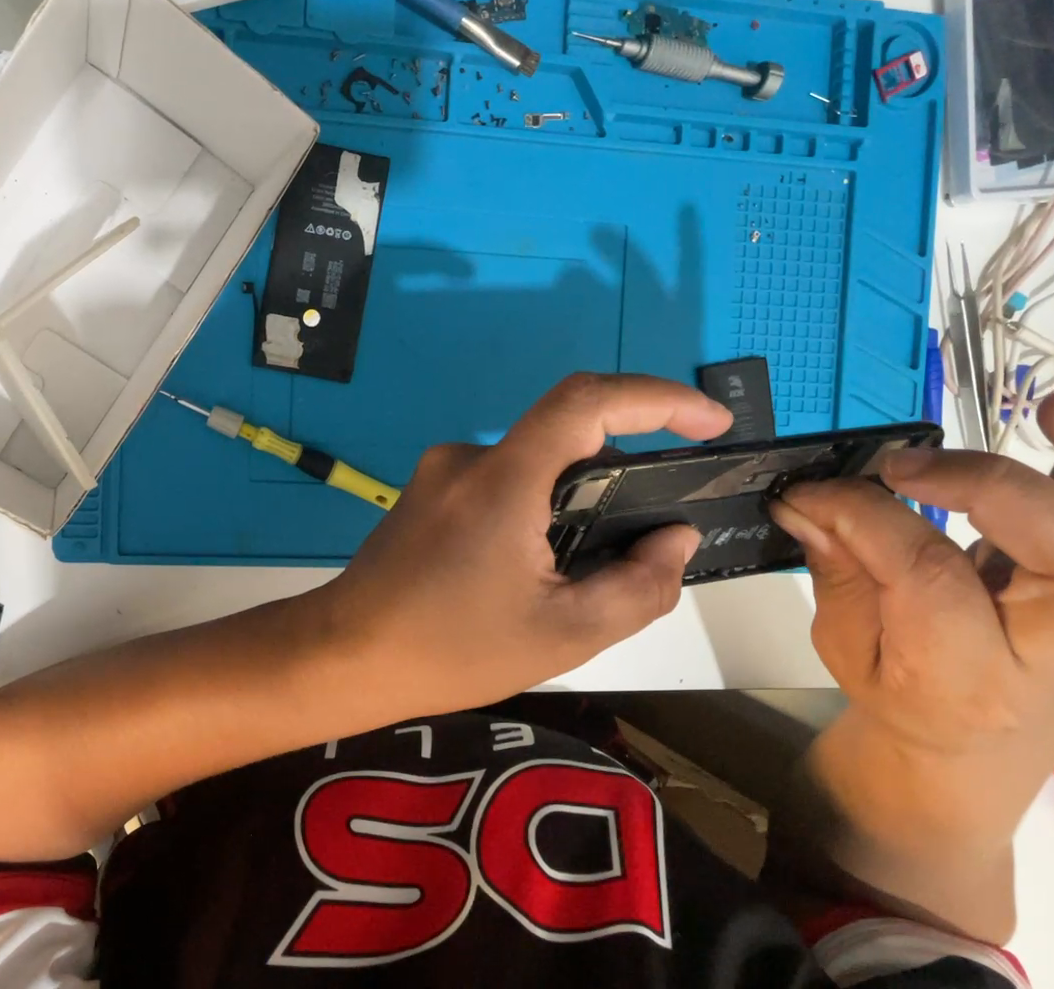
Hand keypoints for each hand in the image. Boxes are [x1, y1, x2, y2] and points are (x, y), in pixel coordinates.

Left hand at [322, 374, 732, 715]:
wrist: (345, 656)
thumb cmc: (451, 649)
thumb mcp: (564, 632)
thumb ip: (638, 584)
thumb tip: (673, 538)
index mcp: (502, 479)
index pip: (586, 400)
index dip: (656, 397)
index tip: (708, 422)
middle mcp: (466, 459)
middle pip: (562, 438)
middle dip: (620, 474)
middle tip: (648, 539)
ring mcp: (438, 475)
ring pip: (531, 467)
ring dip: (574, 501)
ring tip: (588, 571)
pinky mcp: (424, 496)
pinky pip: (498, 485)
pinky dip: (535, 510)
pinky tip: (537, 571)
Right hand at [771, 326, 1053, 762]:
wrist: (980, 731)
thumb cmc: (904, 690)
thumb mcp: (845, 645)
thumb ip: (839, 570)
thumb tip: (808, 499)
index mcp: (969, 673)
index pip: (930, 577)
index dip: (865, 516)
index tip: (814, 491)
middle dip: (999, 489)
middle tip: (913, 464)